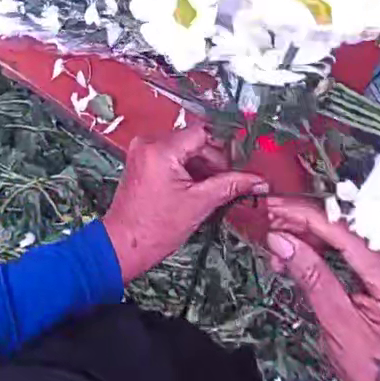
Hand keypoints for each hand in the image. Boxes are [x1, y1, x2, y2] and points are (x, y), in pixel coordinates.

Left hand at [101, 123, 267, 282]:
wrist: (122, 247)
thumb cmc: (154, 229)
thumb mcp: (199, 204)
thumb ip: (230, 185)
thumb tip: (257, 180)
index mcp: (161, 149)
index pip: (203, 133)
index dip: (223, 149)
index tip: (237, 163)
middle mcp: (149, 142)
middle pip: (194, 140)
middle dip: (213, 160)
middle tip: (228, 180)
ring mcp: (143, 150)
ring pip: (184, 147)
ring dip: (201, 164)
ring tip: (211, 187)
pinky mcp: (142, 159)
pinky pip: (172, 154)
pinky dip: (186, 167)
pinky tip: (195, 187)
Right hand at [263, 199, 379, 380]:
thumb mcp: (338, 330)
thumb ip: (313, 278)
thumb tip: (281, 240)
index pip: (351, 237)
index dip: (310, 219)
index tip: (279, 209)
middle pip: (358, 235)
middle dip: (314, 228)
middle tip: (277, 225)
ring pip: (365, 242)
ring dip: (326, 240)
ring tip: (289, 241)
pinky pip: (375, 256)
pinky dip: (344, 253)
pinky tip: (317, 252)